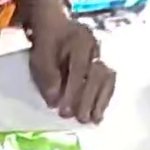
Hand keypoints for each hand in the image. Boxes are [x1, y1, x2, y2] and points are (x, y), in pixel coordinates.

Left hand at [26, 0, 114, 122]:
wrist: (55, 29)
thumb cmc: (46, 46)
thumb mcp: (41, 60)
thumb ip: (48, 78)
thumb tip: (55, 100)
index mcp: (80, 42)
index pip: (80, 69)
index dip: (73, 91)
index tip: (65, 112)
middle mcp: (95, 48)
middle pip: (98, 74)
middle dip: (88, 98)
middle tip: (80, 119)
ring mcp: (101, 56)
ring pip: (107, 78)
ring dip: (101, 100)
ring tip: (94, 120)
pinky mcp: (102, 65)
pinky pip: (108, 81)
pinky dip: (104, 98)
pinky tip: (98, 113)